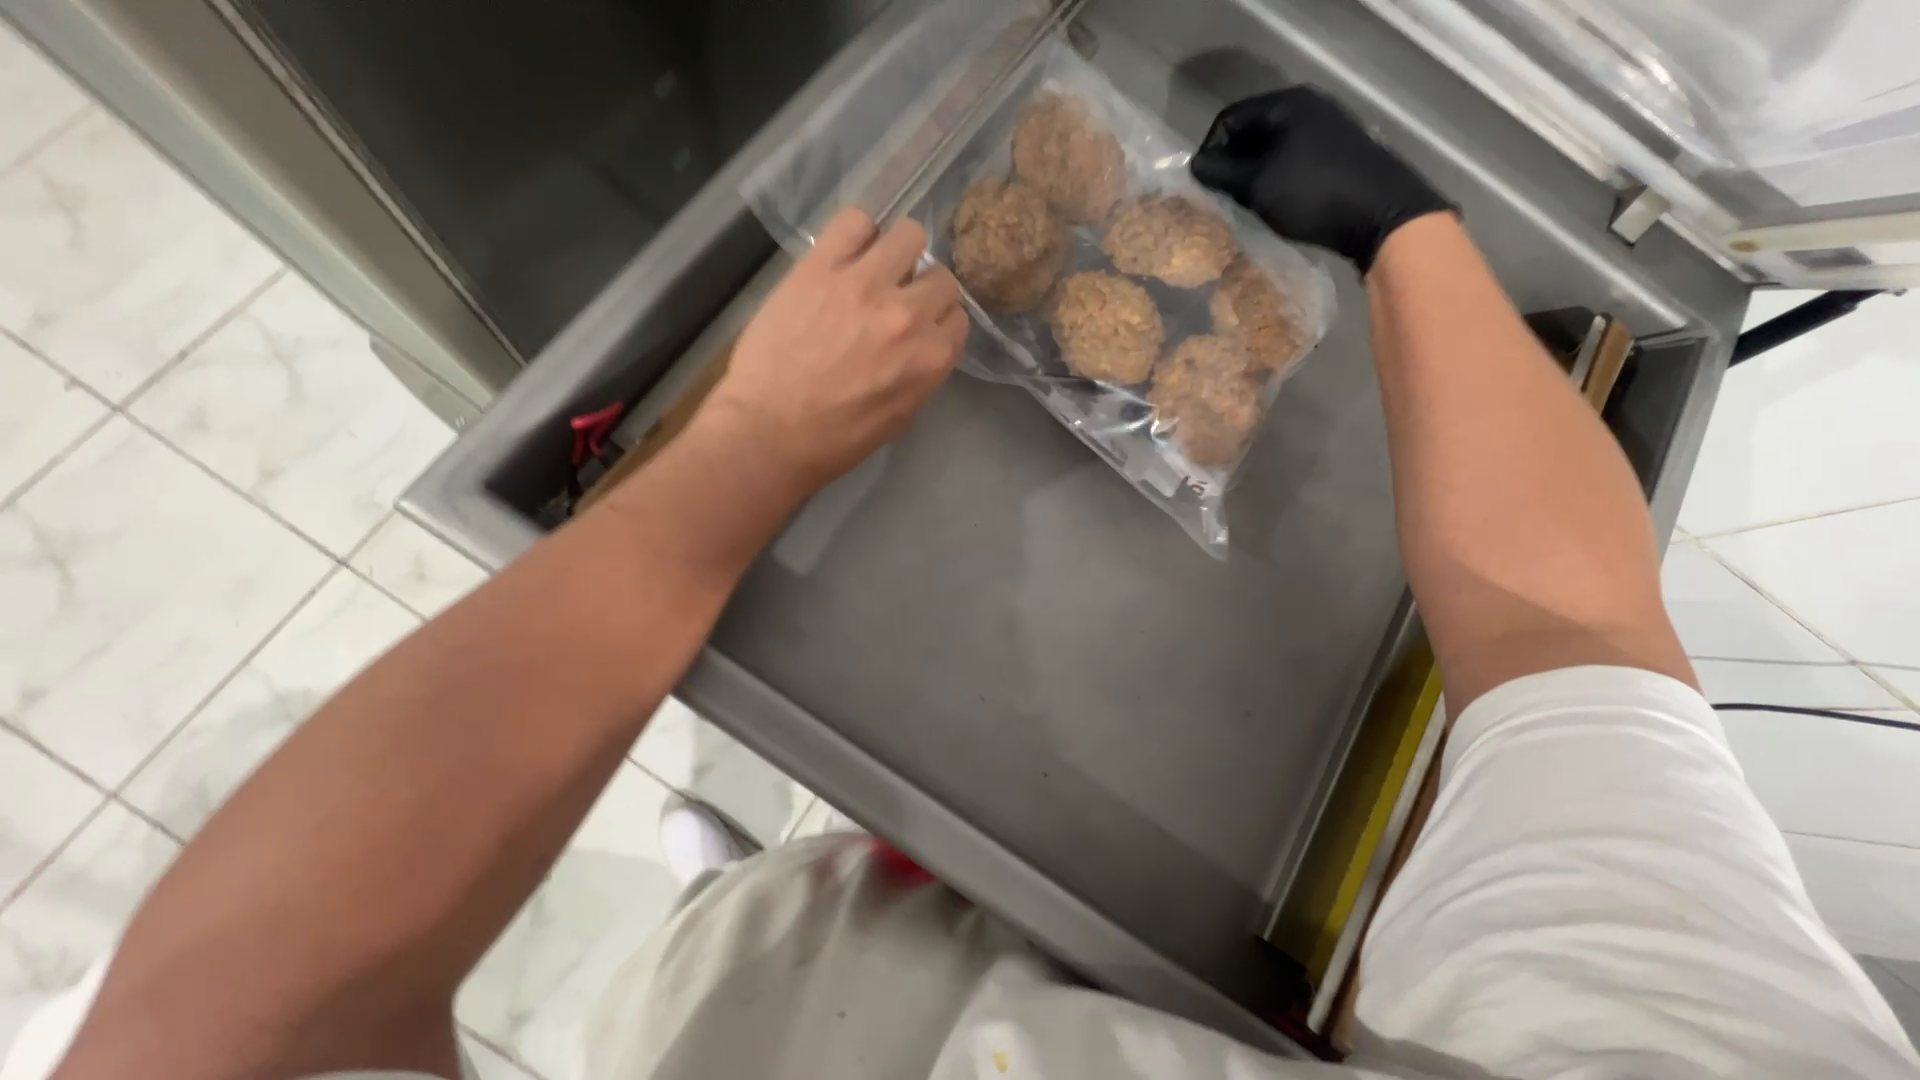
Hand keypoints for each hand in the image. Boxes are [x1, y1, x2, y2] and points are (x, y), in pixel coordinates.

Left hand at [701, 209, 967, 493]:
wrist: (769, 432)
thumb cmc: (836, 439)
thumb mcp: (900, 416)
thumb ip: (921, 371)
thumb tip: (921, 341)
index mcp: (931, 358)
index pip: (956, 316)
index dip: (936, 320)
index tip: (917, 327)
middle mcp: (907, 315)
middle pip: (940, 277)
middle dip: (921, 289)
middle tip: (892, 302)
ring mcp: (863, 285)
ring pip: (909, 235)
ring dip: (897, 252)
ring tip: (873, 269)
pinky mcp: (820, 267)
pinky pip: (855, 221)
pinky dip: (858, 233)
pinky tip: (845, 254)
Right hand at [1190, 86, 1453, 273]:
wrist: (1383, 215)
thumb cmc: (1313, 193)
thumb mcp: (1258, 185)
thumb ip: (1221, 173)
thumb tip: (1195, 165)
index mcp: (1287, 104)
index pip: (1229, 119)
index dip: (1209, 150)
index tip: (1203, 186)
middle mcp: (1309, 108)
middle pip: (1252, 132)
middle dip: (1232, 165)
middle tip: (1222, 199)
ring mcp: (1329, 131)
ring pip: (1274, 150)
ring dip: (1255, 177)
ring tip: (1247, 207)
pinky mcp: (1341, 156)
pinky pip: (1295, 163)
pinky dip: (1278, 182)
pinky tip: (1277, 207)